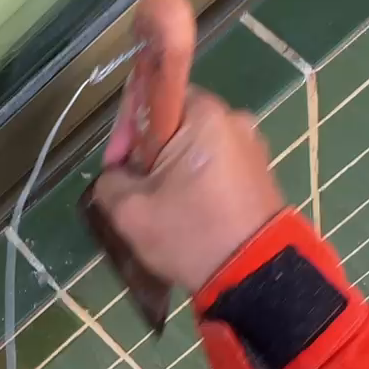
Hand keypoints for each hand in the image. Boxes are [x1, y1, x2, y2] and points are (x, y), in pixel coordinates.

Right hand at [91, 88, 284, 293]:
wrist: (254, 275)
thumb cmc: (190, 234)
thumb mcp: (129, 212)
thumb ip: (108, 181)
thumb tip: (116, 176)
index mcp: (203, 114)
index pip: (151, 93)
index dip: (125, 128)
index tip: (116, 167)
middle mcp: (232, 119)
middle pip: (172, 124)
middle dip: (146, 155)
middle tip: (134, 195)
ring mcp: (251, 147)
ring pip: (192, 149)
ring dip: (170, 173)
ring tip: (161, 211)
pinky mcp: (259, 174)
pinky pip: (214, 167)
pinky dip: (195, 185)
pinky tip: (188, 216)